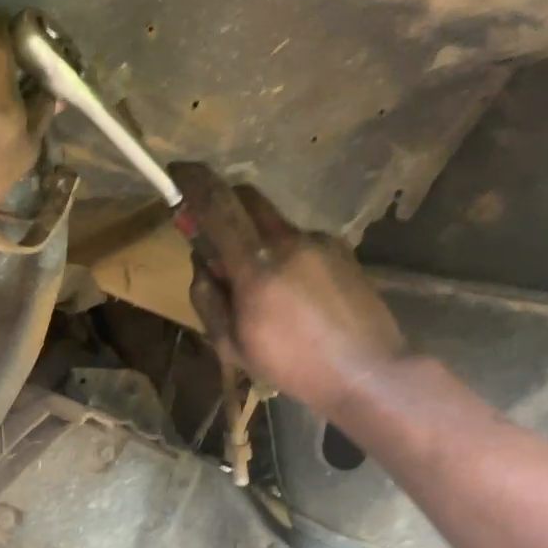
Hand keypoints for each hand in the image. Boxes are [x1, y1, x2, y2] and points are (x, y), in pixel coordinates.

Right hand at [173, 162, 405, 418]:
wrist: (370, 373)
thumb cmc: (293, 366)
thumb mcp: (232, 344)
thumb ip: (208, 298)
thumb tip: (202, 264)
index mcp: (256, 266)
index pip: (218, 207)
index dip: (193, 184)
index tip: (177, 173)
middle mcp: (288, 242)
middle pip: (247, 198)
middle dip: (224, 206)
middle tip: (216, 240)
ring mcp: (319, 242)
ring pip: (273, 225)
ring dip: (256, 241)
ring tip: (266, 291)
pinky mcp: (342, 250)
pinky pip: (300, 242)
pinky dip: (286, 257)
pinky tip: (297, 296)